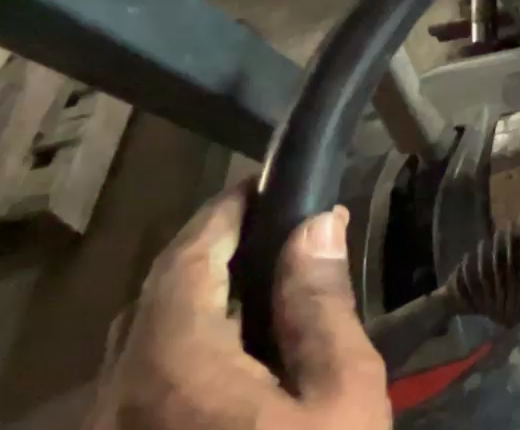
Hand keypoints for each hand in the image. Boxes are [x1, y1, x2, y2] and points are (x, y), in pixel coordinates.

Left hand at [84, 188, 390, 429]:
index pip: (185, 264)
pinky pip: (138, 380)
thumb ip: (319, 306)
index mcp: (176, 369)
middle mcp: (119, 398)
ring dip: (190, 296)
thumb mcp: (340, 390)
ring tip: (257, 273)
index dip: (221, 215)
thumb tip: (315, 226)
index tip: (259, 181)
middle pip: (150, 301)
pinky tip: (232, 344)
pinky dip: (181, 339)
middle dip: (204, 252)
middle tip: (269, 222)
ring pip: (136, 344)